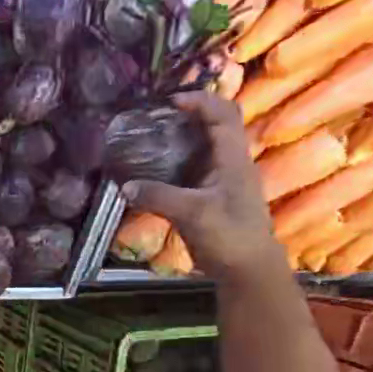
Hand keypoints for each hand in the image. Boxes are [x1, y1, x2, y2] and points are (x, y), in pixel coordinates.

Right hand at [122, 91, 285, 280]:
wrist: (247, 270)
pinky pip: (189, 171)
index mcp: (233, 158)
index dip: (200, 100)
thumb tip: (125, 186)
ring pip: (200, 148)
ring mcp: (219, 181)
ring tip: (147, 139)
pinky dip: (171, 164)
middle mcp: (228, 163)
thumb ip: (158, 196)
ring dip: (177, 140)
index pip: (223, 114)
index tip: (168, 102)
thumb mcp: (192, 213)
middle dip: (185, 117)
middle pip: (212, 126)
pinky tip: (150, 171)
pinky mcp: (208, 198)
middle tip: (153, 118)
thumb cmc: (229, 236)